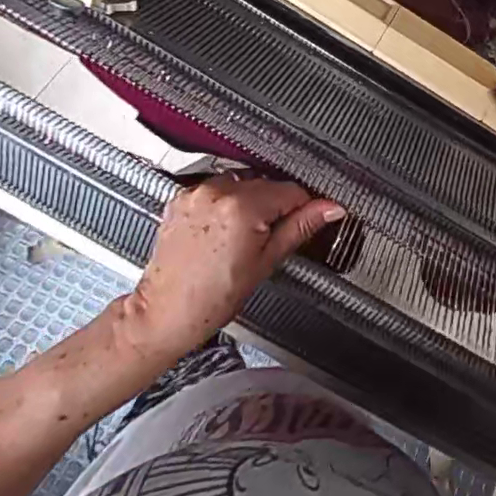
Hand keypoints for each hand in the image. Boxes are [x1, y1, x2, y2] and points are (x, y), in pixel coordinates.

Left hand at [121, 175, 344, 357]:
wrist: (166, 311)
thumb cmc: (211, 297)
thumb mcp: (266, 262)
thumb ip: (299, 227)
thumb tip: (328, 209)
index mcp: (243, 207)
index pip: (290, 190)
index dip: (303, 207)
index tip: (305, 219)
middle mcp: (217, 192)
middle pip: (264, 184)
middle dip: (273, 207)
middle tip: (268, 240)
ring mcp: (196, 193)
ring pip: (240, 184)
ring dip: (248, 202)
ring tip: (242, 238)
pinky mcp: (181, 198)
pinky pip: (214, 190)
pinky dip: (223, 204)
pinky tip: (221, 232)